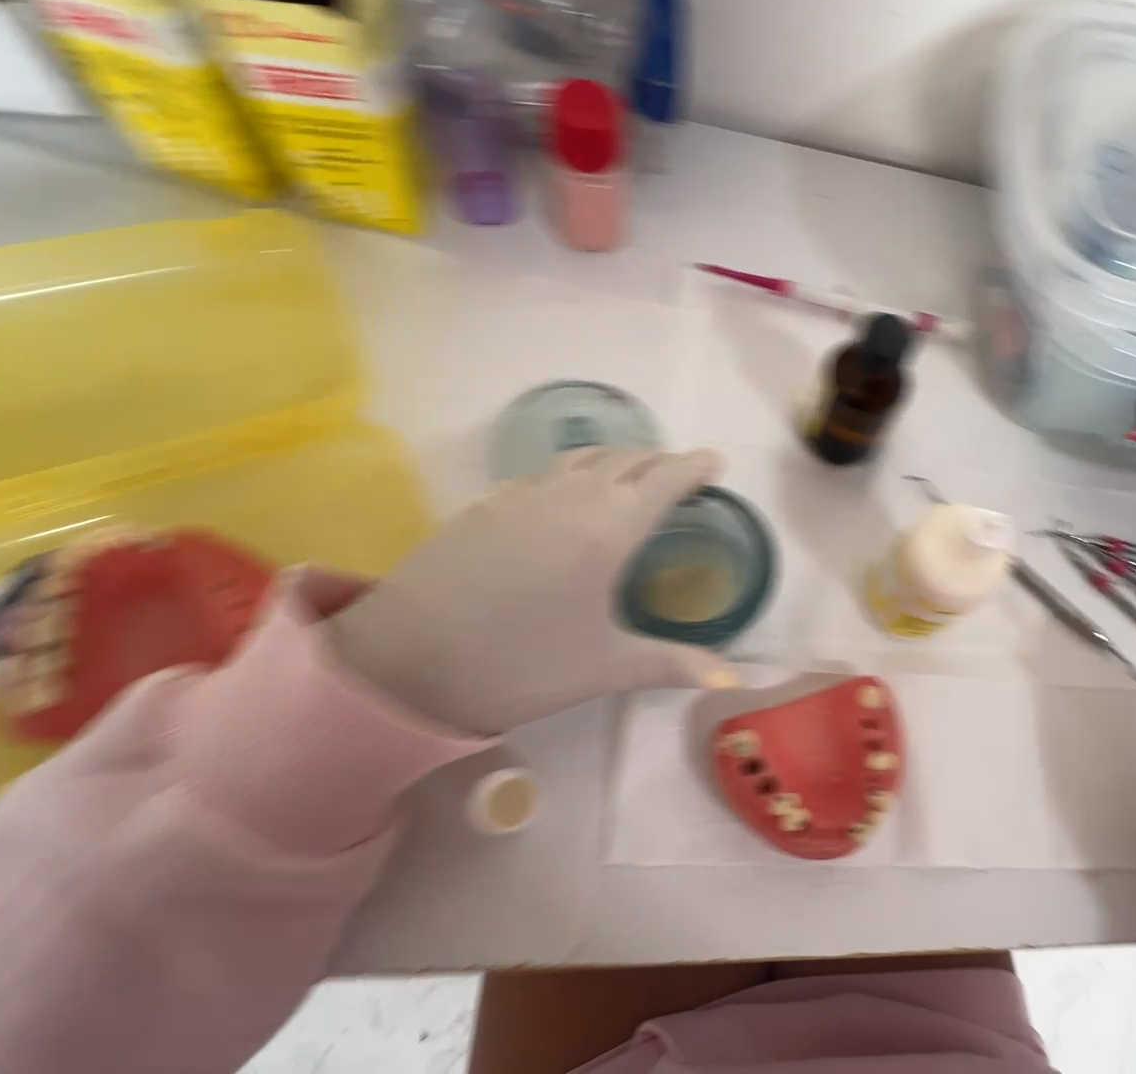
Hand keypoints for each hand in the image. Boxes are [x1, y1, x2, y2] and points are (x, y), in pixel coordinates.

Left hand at [327, 448, 739, 735]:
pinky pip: (541, 475)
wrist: (403, 661)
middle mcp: (569, 498)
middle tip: (678, 474)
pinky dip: (569, 476)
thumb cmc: (520, 664)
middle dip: (659, 460)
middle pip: (625, 459)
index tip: (715, 463)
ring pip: (580, 459)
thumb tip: (732, 678)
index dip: (694, 466)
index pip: (664, 479)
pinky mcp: (484, 506)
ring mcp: (521, 496)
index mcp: (609, 529)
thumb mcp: (605, 667)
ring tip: (628, 476)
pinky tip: (562, 501)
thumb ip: (673, 665)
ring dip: (615, 460)